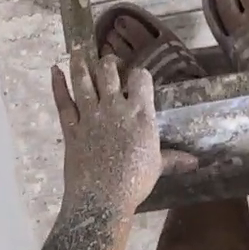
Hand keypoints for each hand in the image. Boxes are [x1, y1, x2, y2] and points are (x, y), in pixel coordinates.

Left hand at [52, 52, 167, 215]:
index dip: (139, 73)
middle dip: (109, 62)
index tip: (136, 75)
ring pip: (84, 80)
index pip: (141, 77)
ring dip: (80, 63)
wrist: (102, 199)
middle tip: (108, 62)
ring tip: (78, 50)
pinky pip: (63, 101)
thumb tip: (194, 162)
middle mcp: (115, 107)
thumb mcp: (157, 167)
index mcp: (140, 113)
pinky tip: (54, 69)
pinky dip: (57, 84)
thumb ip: (174, 158)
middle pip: (109, 71)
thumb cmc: (134, 182)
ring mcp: (91, 115)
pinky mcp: (71, 127)